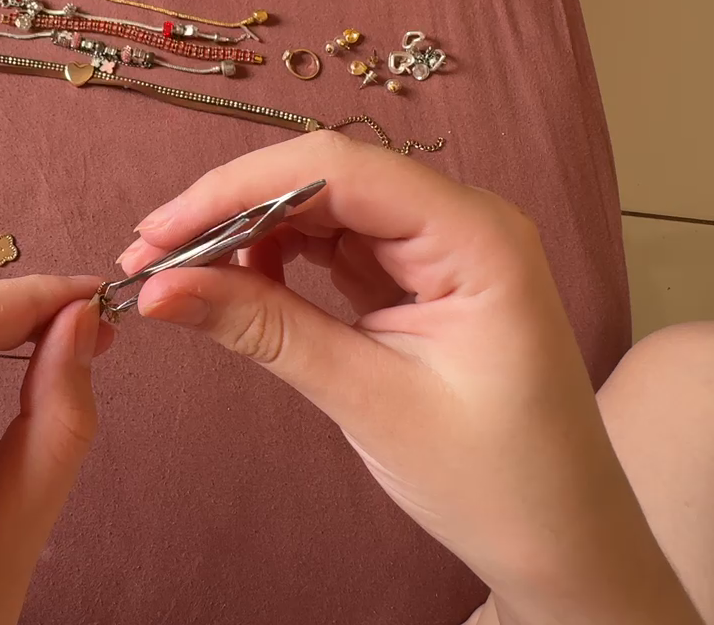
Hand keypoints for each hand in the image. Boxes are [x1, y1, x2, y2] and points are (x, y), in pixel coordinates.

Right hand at [118, 133, 700, 624]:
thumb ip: (262, 329)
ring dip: (242, 228)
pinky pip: (324, 237)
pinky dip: (270, 252)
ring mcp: (430, 238)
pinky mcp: (407, 266)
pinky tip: (238, 280)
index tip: (160, 232)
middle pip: (318, 176)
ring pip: (313, 202)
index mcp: (473, 234)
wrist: (562, 544)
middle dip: (229, 207)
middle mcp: (453, 216)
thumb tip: (157, 289)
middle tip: (151, 254)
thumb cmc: (491, 482)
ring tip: (182, 270)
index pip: (335, 169)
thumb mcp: (366, 400)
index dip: (237, 188)